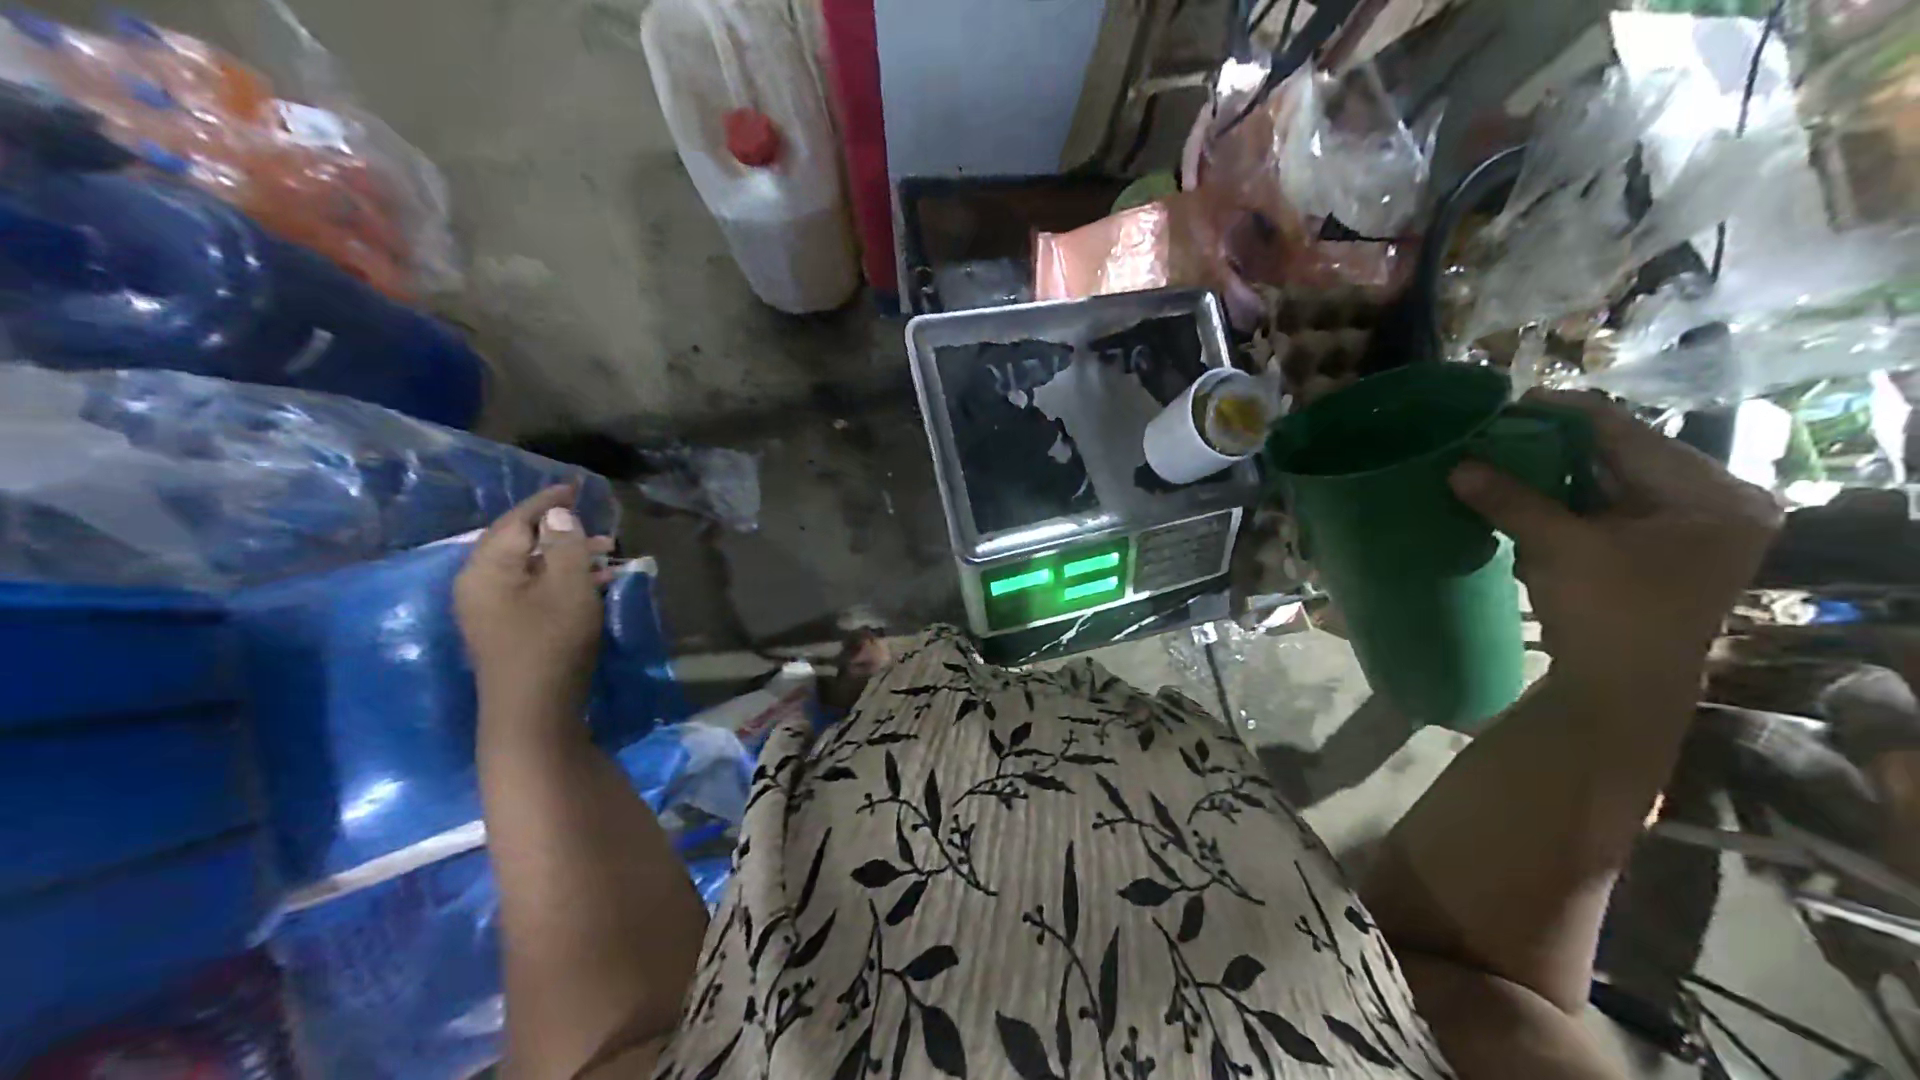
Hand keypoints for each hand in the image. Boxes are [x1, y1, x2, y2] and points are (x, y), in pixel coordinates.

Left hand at [454, 485, 616, 716]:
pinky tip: (593, 584)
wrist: (534, 712)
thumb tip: (558, 516)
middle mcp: (479, 585)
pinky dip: (561, 580)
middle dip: (561, 532)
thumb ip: (564, 545)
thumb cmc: (552, 642)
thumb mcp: (568, 586)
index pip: (516, 521)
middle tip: (599, 527)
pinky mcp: (506, 630)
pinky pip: (533, 590)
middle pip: (519, 543)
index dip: (548, 501)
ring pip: (530, 569)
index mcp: (486, 569)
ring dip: (566, 558)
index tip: (577, 486)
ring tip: (606, 555)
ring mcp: (490, 610)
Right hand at [1449, 391, 1781, 690]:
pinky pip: (1603, 508)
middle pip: (1622, 457)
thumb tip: (1457, 465)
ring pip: (1608, 482)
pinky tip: (1523, 490)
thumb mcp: (1560, 548)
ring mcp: (1685, 531)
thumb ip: (1511, 500)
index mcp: (1715, 497)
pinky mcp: (1655, 551)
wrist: (1619, 690)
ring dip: (1554, 471)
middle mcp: (1712, 506)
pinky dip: (1561, 499)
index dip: (1568, 414)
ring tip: (1503, 455)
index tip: (1515, 400)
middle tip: (1501, 430)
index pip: (1633, 436)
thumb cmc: (1610, 614)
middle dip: (1556, 445)